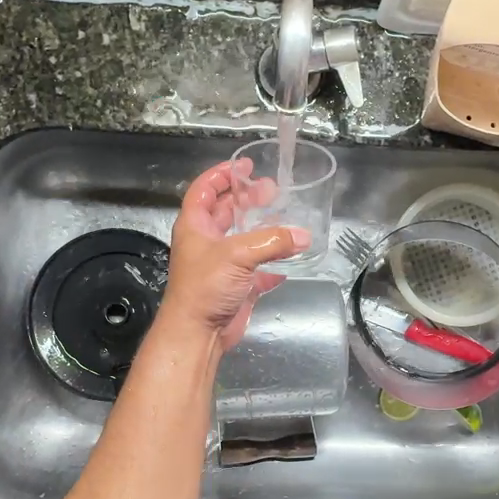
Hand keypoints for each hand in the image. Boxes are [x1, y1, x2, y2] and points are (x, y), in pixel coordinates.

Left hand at [161, 159, 309, 348]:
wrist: (198, 333)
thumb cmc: (206, 287)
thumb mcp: (238, 255)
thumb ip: (272, 241)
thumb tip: (304, 235)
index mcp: (195, 225)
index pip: (204, 189)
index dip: (222, 174)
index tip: (244, 165)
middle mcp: (206, 242)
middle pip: (226, 211)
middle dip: (248, 199)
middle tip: (272, 191)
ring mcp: (221, 265)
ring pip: (243, 239)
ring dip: (263, 228)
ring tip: (286, 218)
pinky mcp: (235, 286)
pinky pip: (257, 269)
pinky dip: (272, 264)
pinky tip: (289, 260)